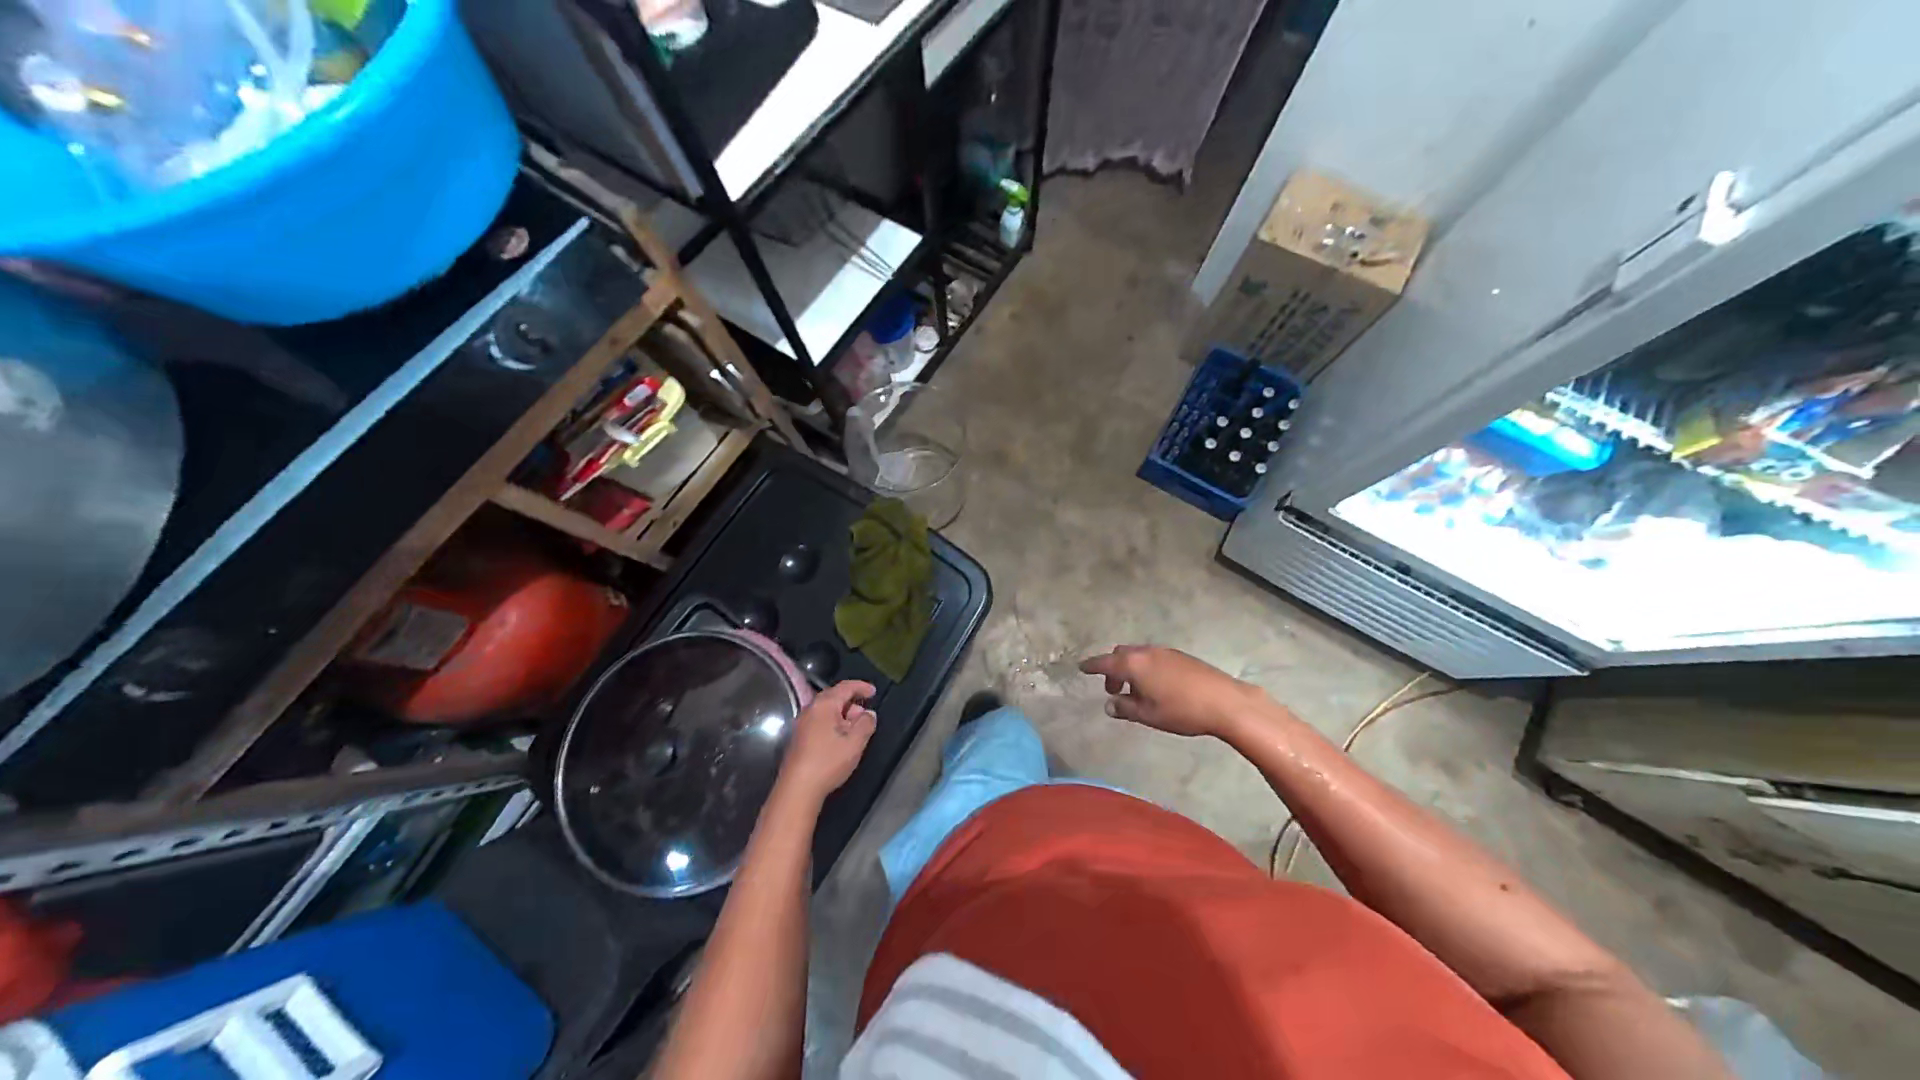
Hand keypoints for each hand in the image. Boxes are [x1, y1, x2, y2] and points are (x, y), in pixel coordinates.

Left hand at [775, 680, 877, 803]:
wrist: (797, 788)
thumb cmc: (828, 762)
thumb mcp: (855, 742)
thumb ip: (866, 724)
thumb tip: (868, 713)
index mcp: (824, 705)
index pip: (845, 687)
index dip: (861, 687)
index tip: (873, 692)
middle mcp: (810, 709)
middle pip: (834, 697)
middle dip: (852, 703)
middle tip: (866, 716)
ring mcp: (802, 724)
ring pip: (826, 711)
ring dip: (842, 715)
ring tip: (855, 730)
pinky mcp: (798, 738)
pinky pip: (819, 722)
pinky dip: (833, 724)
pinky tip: (839, 740)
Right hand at [1079, 645, 1269, 738]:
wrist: (1226, 702)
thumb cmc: (1181, 711)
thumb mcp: (1148, 715)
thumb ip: (1124, 708)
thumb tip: (1109, 704)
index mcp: (1133, 664)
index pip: (1104, 662)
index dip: (1091, 666)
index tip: (1081, 668)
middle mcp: (1147, 653)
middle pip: (1121, 654)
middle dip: (1113, 669)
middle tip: (1113, 690)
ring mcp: (1166, 652)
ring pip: (1139, 656)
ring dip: (1131, 669)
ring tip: (1136, 692)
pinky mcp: (1182, 657)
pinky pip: (1154, 658)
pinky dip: (1146, 668)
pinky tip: (1157, 688)